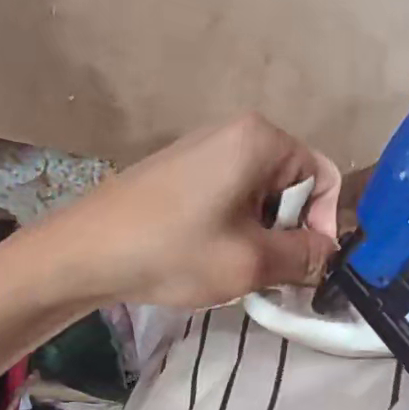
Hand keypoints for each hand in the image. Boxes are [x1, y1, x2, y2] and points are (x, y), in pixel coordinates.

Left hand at [34, 114, 342, 308]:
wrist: (84, 253)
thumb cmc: (172, 252)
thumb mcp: (249, 263)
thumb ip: (302, 256)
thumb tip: (325, 253)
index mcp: (259, 139)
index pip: (322, 177)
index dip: (323, 225)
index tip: (304, 269)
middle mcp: (232, 133)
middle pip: (288, 186)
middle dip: (285, 234)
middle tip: (265, 276)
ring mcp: (198, 151)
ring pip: (254, 198)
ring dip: (255, 238)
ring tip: (230, 272)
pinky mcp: (174, 174)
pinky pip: (223, 199)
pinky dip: (226, 230)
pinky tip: (201, 260)